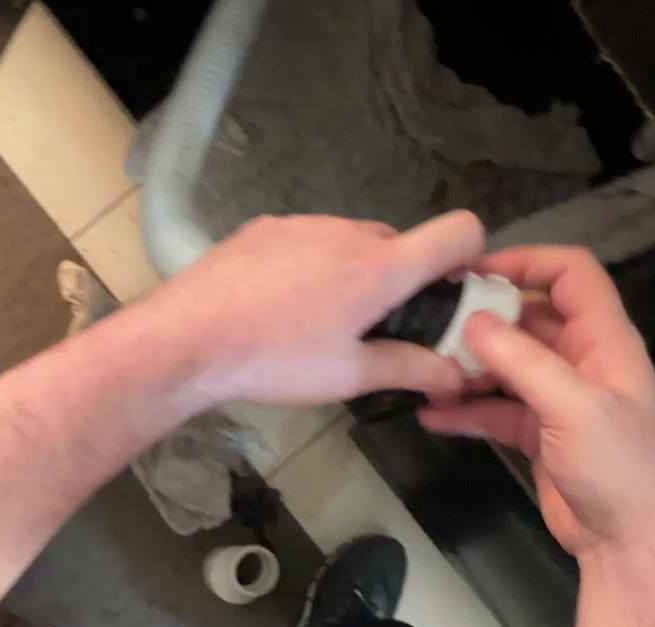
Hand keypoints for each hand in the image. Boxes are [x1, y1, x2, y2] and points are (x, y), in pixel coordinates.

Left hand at [138, 211, 484, 407]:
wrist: (186, 339)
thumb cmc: (275, 361)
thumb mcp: (347, 376)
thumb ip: (409, 368)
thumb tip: (454, 374)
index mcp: (382, 265)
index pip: (459, 231)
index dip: (469, 257)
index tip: (448, 294)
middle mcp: (349, 230)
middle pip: (398, 243)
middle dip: (397, 279)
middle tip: (368, 326)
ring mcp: (302, 223)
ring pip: (348, 241)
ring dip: (350, 271)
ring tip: (311, 320)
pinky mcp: (262, 227)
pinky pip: (305, 240)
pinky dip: (308, 264)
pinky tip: (274, 303)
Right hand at [418, 246, 654, 561]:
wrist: (633, 537)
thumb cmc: (620, 465)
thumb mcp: (573, 406)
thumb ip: (523, 363)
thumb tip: (472, 324)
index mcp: (603, 341)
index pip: (571, 276)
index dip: (528, 262)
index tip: (474, 271)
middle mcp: (579, 363)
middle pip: (528, 322)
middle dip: (483, 321)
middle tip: (432, 325)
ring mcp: (556, 401)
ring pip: (505, 369)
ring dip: (467, 370)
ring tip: (426, 375)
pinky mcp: (537, 436)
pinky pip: (494, 412)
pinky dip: (465, 412)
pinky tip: (431, 417)